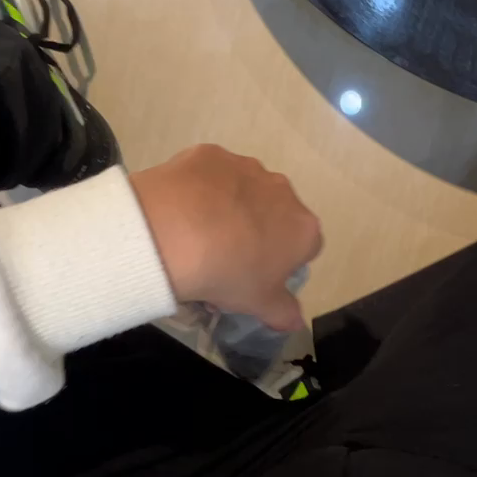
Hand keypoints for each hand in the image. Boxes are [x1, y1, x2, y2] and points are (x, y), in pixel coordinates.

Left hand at [129, 145, 322, 330]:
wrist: (171, 231)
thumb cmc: (226, 272)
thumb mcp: (257, 303)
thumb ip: (283, 312)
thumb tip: (297, 322)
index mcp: (303, 229)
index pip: (304, 248)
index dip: (281, 263)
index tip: (256, 276)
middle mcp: (283, 191)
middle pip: (276, 215)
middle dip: (258, 232)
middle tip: (225, 257)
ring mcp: (247, 167)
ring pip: (245, 191)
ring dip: (231, 208)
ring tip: (197, 234)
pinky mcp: (212, 154)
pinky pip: (212, 175)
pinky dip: (201, 190)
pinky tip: (181, 209)